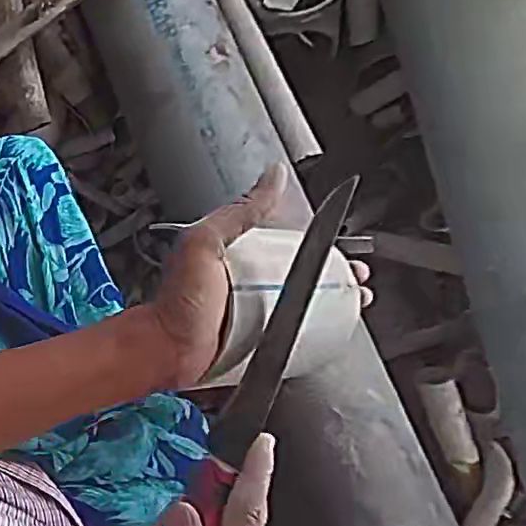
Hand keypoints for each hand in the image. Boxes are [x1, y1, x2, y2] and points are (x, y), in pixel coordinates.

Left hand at [144, 168, 374, 389]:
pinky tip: (333, 332)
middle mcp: (244, 285)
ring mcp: (251, 316)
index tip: (344, 250)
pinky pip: (291, 336)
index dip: (319, 246)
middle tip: (358, 279)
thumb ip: (237, 214)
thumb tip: (272, 176)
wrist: (168, 349)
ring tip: (357, 301)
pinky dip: (315, 332)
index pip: (286, 244)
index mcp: (234, 257)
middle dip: (336, 276)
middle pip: (301, 276)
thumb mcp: (204, 244)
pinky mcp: (254, 343)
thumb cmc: (178, 300)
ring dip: (333, 303)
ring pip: (302, 305)